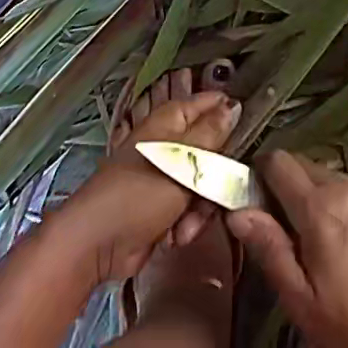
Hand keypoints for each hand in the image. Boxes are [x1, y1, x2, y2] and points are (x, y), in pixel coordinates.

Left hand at [63, 84, 239, 282]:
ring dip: (201, 209)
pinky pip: (192, 209)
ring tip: (185, 224)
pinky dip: (187, 224)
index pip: (211, 103)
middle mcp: (172, 142)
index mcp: (173, 119)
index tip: (250, 136)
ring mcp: (167, 175)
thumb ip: (213, 134)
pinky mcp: (164, 206)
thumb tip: (235, 104)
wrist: (98, 244)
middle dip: (216, 179)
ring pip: (207, 185)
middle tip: (211, 194)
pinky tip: (175, 236)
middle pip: (215, 151)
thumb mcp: (183, 160)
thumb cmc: (139, 193)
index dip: (231, 117)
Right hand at [225, 151, 347, 347]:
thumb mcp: (299, 297)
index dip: (259, 176)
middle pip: (298, 163)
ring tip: (311, 236)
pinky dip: (330, 196)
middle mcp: (345, 186)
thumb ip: (268, 248)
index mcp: (321, 209)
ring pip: (319, 171)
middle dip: (283, 187)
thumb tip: (237, 212)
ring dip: (307, 192)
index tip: (253, 199)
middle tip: (282, 228)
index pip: (278, 162)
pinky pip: (341, 180)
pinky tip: (335, 232)